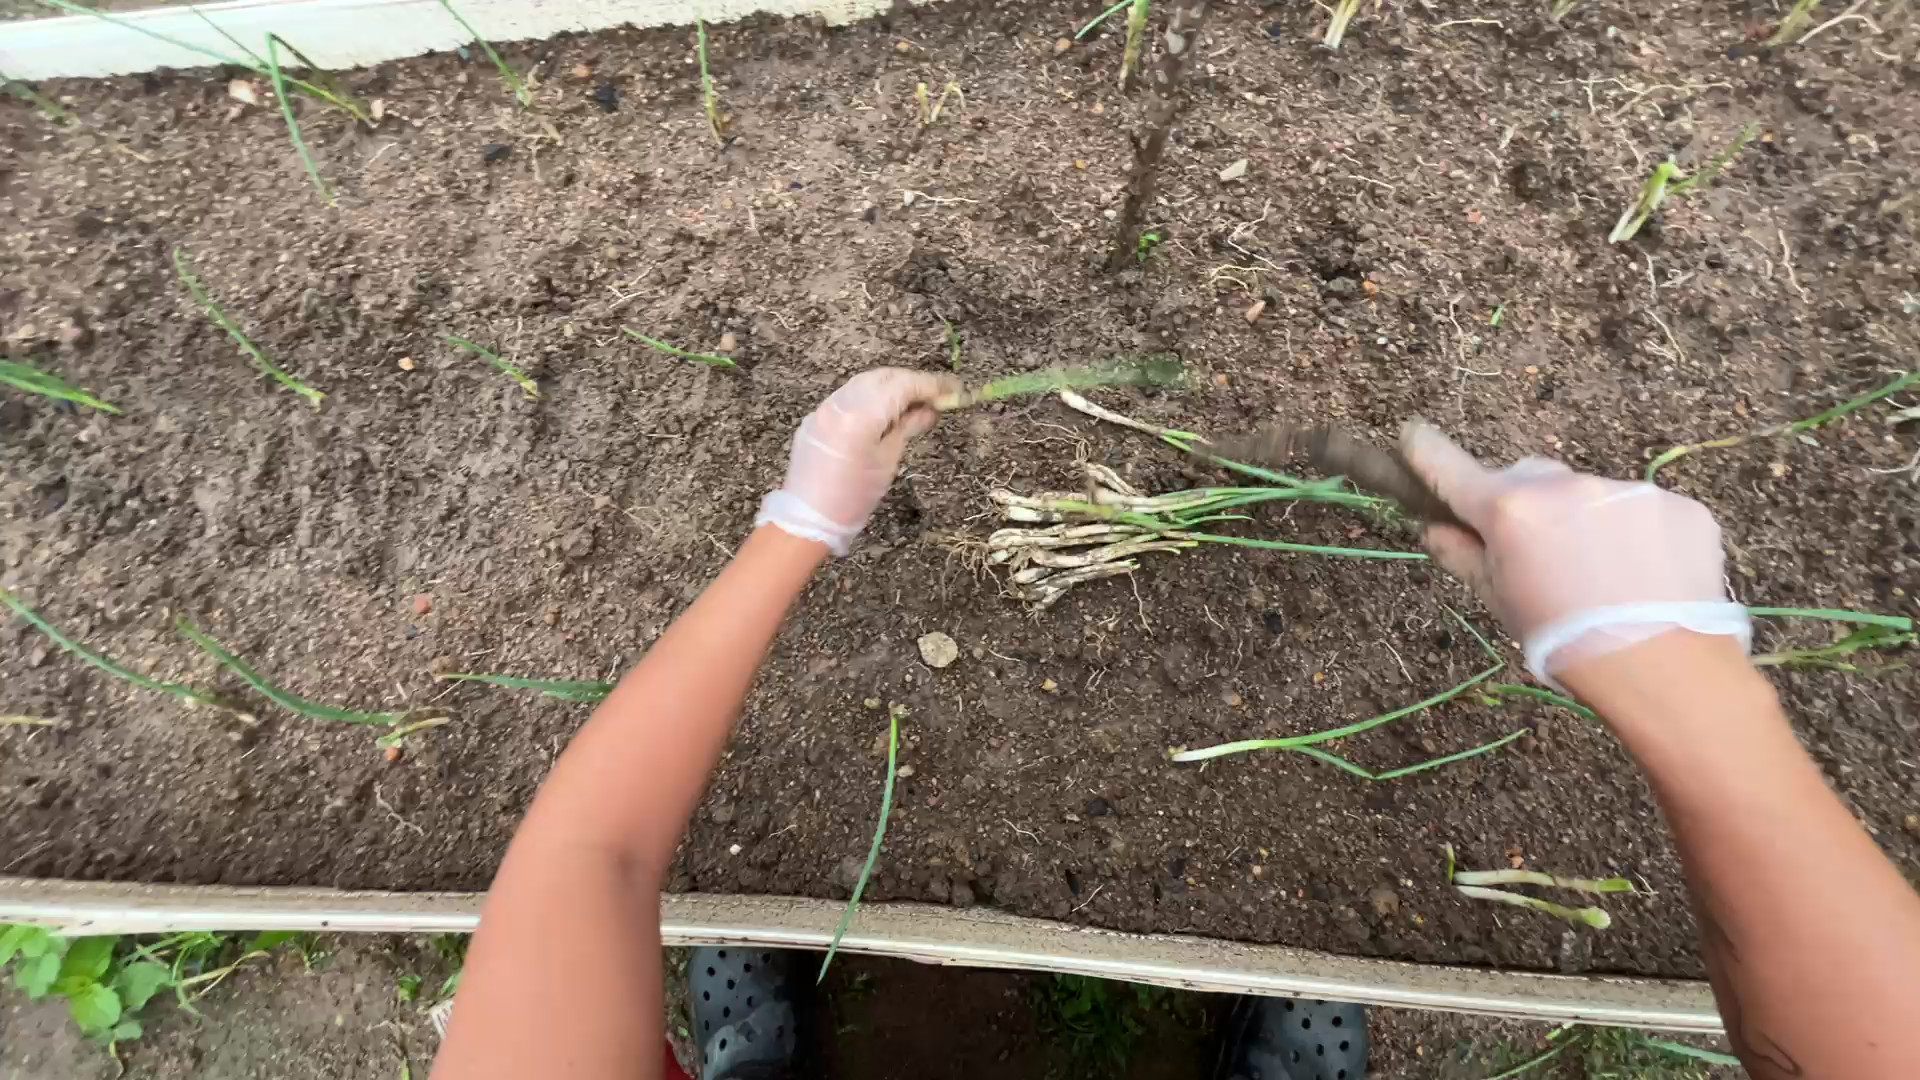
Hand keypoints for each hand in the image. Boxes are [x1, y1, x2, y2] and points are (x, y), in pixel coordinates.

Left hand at [754, 368, 958, 554]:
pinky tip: (884, 411)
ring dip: (891, 386)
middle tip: (936, 395)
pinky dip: (871, 396)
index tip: (953, 389)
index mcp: (861, 416)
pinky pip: (848, 396)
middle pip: (883, 377)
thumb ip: (907, 427)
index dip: (930, 384)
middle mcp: (840, 403)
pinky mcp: (816, 418)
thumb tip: (929, 409)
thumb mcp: (887, 461)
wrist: (809, 517)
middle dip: (911, 382)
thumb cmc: (853, 497)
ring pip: (864, 382)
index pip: (902, 386)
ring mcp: (824, 409)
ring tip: (913, 403)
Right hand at [1399, 421, 1749, 679]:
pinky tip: (1632, 568)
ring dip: (1574, 515)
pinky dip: (1625, 528)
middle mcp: (1564, 486)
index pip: (1451, 468)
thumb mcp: (1492, 594)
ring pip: (1582, 491)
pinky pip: (1635, 506)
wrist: (1659, 665)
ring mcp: (1627, 492)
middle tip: (1525, 543)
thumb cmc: (1556, 633)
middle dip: (1516, 499)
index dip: (1426, 451)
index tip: (1412, 433)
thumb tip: (1436, 527)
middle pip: (1523, 476)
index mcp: (1508, 509)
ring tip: (1590, 566)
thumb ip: (1458, 551)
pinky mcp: (1679, 505)